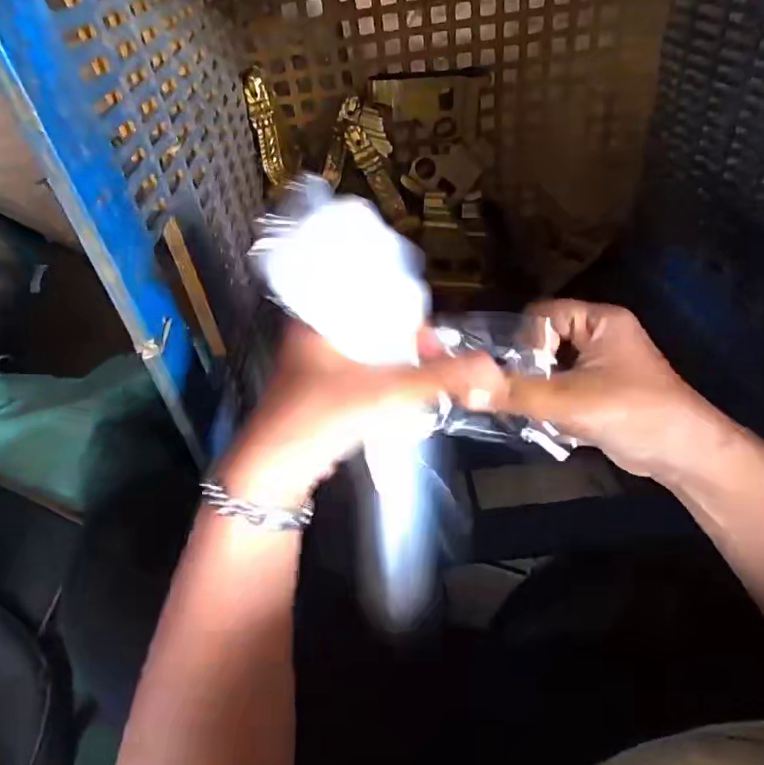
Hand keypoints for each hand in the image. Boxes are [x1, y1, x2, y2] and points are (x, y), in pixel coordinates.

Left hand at [217, 322, 507, 507]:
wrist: (273, 473)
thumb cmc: (320, 418)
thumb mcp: (386, 393)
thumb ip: (440, 379)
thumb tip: (490, 369)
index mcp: (316, 317)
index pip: (367, 291)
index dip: (404, 307)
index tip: (430, 336)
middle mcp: (310, 334)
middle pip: (369, 322)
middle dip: (406, 340)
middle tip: (434, 360)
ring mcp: (311, 364)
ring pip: (364, 350)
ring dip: (395, 362)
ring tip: (424, 376)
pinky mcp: (316, 391)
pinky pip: (357, 372)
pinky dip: (380, 379)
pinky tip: (400, 395)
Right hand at [505, 300, 739, 483]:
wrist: (688, 457)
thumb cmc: (633, 413)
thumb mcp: (568, 401)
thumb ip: (514, 393)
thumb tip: (463, 388)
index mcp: (600, 320)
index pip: (543, 314)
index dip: (527, 339)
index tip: (526, 370)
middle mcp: (601, 336)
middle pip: (544, 341)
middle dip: (529, 369)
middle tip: (521, 392)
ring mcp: (603, 365)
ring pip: (551, 368)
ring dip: (538, 390)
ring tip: (534, 410)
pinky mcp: (602, 392)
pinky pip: (562, 388)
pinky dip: (551, 404)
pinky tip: (548, 424)